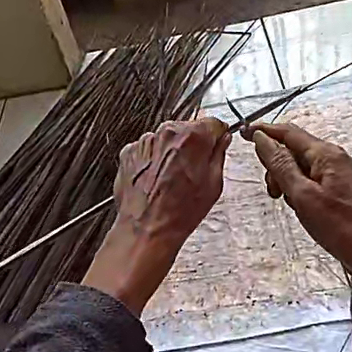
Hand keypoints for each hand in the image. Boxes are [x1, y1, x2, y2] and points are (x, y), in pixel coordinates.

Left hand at [83, 116, 228, 312]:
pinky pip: (148, 150)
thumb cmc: (179, 212)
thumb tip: (221, 141)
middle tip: (195, 170)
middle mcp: (167, 133)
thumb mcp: (214, 184)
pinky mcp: (130, 152)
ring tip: (173, 180)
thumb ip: (219, 155)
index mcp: (193, 136)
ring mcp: (145, 142)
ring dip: (172, 153)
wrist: (147, 228)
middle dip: (193, 145)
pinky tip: (158, 181)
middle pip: (188, 129)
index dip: (217, 136)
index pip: (213, 122)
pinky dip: (153, 161)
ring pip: (166, 140)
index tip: (217, 145)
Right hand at [249, 123, 351, 317]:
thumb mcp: (303, 196)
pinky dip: (298, 192)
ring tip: (293, 205)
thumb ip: (280, 165)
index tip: (243, 133)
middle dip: (275, 166)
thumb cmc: (344, 229)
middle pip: (293, 150)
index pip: (288, 133)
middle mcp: (334, 159)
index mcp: (327, 155)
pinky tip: (302, 210)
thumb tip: (262, 140)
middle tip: (274, 191)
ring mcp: (337, 175)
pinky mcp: (338, 191)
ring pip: (300, 168)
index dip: (263, 131)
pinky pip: (310, 182)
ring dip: (286, 182)